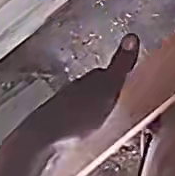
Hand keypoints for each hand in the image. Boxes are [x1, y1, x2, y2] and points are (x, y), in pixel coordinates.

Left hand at [0, 34, 139, 175]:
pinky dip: (81, 129)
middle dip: (103, 94)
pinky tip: (87, 137)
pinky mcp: (54, 132)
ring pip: (80, 107)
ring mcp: (61, 112)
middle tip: (118, 101)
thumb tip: (132, 37)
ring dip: (91, 113)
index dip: (115, 78)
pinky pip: (73, 126)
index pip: (103, 74)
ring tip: (105, 122)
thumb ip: (121, 65)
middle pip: (91, 90)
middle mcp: (72, 93)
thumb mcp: (108, 88)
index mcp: (87, 81)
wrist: (42, 139)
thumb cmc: (78, 113)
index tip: (125, 80)